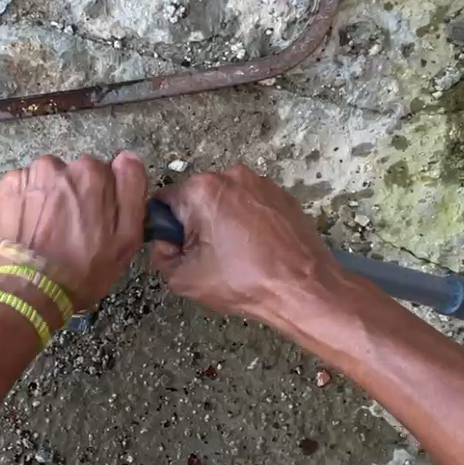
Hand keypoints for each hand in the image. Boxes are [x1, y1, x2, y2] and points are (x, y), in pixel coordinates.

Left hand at [0, 153, 148, 312]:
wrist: (25, 292)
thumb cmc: (80, 271)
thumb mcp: (126, 238)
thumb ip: (131, 189)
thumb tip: (128, 158)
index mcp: (90, 173)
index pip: (99, 173)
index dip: (98, 198)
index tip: (92, 222)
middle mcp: (54, 167)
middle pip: (66, 176)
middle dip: (68, 198)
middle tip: (65, 233)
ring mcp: (21, 178)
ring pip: (38, 184)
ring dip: (41, 202)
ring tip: (40, 235)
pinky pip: (13, 194)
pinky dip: (17, 209)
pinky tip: (21, 234)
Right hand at [151, 164, 362, 329]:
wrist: (303, 288)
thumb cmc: (245, 281)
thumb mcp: (183, 278)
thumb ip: (160, 254)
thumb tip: (164, 242)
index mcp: (202, 190)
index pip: (164, 201)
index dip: (166, 228)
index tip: (179, 248)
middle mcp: (231, 176)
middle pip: (196, 199)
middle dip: (196, 224)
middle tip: (207, 256)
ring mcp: (260, 183)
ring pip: (225, 201)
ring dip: (222, 222)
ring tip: (235, 254)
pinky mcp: (282, 195)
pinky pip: (250, 205)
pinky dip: (248, 223)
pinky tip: (255, 249)